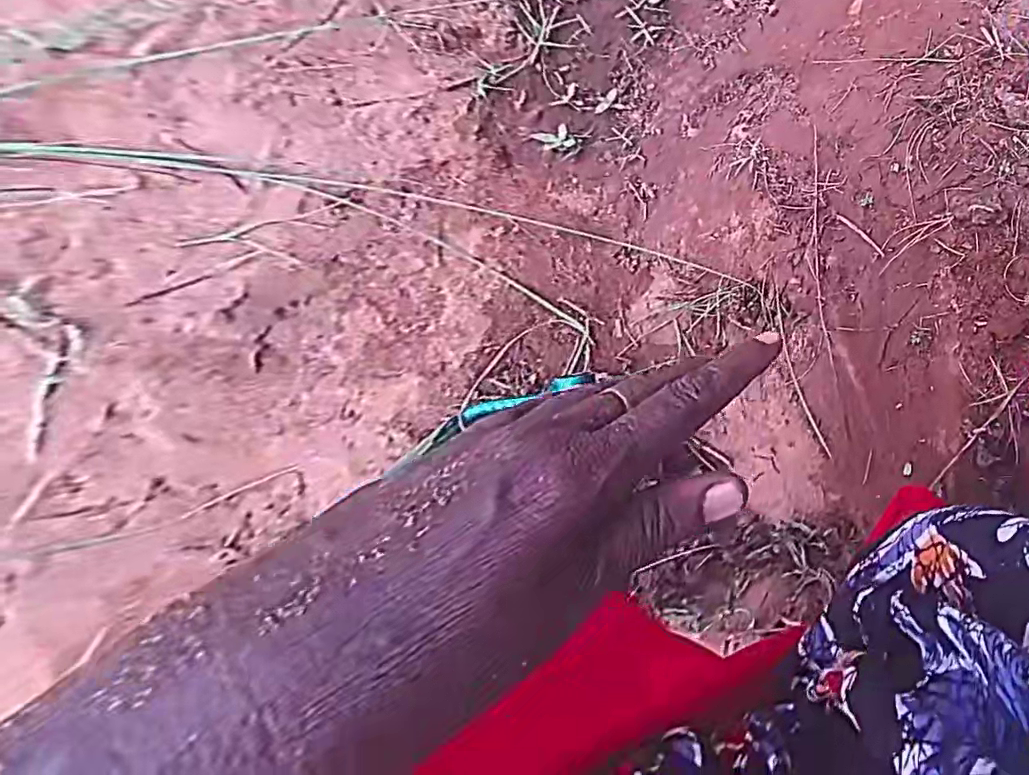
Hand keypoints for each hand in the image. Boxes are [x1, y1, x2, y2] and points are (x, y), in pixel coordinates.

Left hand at [0, 335, 780, 772]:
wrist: (250, 698)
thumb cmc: (441, 660)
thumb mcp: (565, 603)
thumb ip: (648, 530)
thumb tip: (735, 486)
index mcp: (574, 473)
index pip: (675, 406)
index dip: (728, 373)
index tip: (768, 341)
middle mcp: (533, 437)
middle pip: (631, 391)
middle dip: (684, 383)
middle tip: (722, 383)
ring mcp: (481, 440)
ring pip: (582, 400)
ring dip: (630, 403)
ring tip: (657, 421)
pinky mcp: (440, 456)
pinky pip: (534, 419)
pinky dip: (576, 422)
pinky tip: (569, 452)